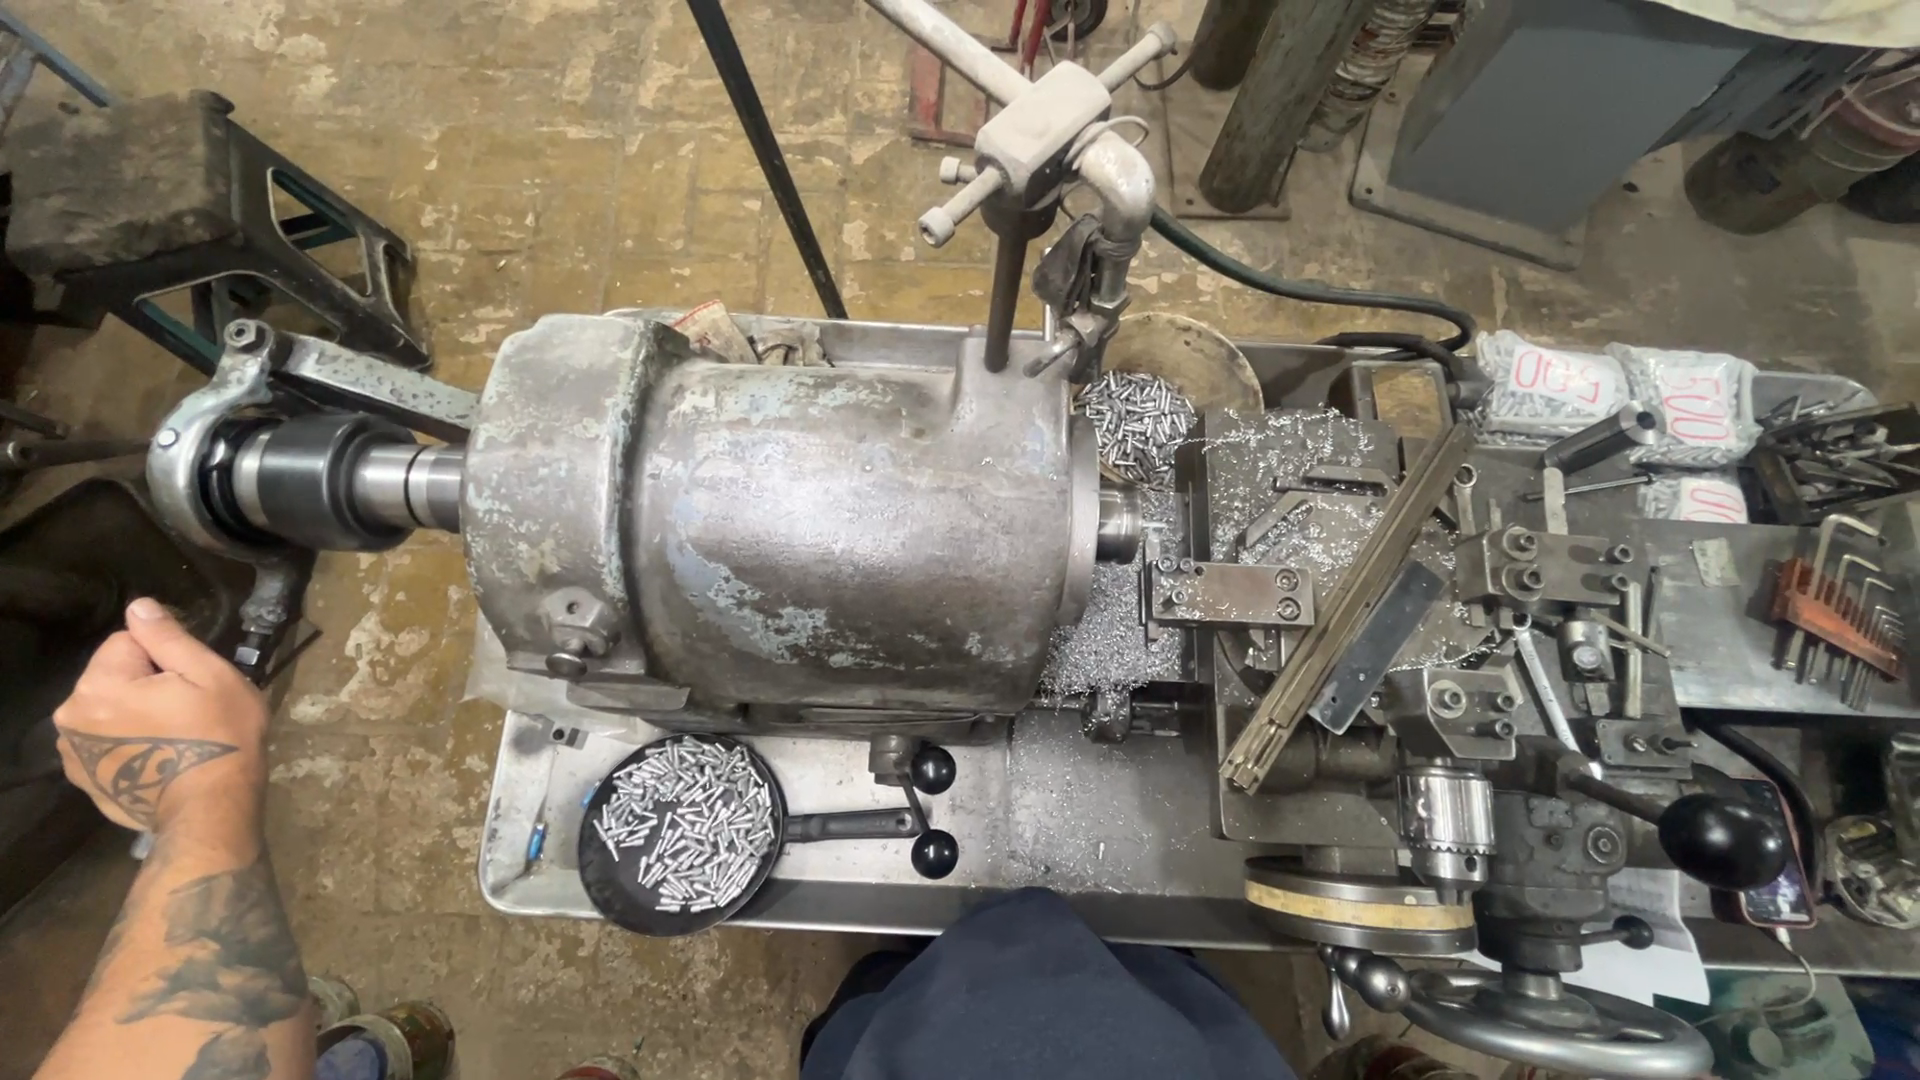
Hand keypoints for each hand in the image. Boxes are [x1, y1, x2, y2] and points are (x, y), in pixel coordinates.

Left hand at [53, 598, 268, 831]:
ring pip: (107, 707)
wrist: (208, 800)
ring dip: (136, 710)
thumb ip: (170, 640)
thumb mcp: (212, 676)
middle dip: (147, 681)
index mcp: (101, 684)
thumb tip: (140, 606)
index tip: (194, 677)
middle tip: (192, 704)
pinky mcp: (80, 773)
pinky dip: (128, 738)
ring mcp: (71, 748)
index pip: (127, 641)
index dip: (166, 653)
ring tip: (177, 731)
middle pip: (113, 675)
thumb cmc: (219, 731)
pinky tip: (160, 752)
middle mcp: (71, 712)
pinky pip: (103, 738)